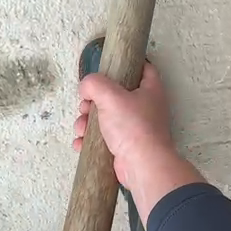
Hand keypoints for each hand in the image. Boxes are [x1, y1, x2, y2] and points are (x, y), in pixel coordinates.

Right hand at [74, 62, 203, 218]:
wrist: (142, 166)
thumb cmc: (133, 127)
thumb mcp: (110, 96)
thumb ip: (94, 84)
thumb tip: (85, 87)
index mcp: (149, 90)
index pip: (143, 68)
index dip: (126, 64)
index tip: (108, 67)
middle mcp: (145, 108)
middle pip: (115, 95)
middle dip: (93, 100)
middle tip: (85, 106)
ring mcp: (135, 128)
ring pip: (105, 118)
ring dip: (87, 122)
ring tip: (82, 128)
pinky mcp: (125, 146)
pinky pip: (102, 139)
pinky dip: (89, 141)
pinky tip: (81, 143)